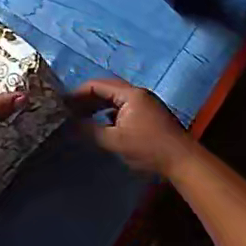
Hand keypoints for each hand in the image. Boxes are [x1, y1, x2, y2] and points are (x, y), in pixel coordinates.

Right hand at [68, 78, 197, 176]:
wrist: (182, 160)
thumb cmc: (148, 148)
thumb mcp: (115, 141)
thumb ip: (90, 131)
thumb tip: (70, 124)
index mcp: (130, 94)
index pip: (97, 85)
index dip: (78, 93)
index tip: (63, 104)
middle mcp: (138, 94)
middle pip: (107, 89)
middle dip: (87, 98)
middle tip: (69, 110)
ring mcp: (145, 104)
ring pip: (116, 99)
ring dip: (98, 106)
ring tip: (81, 117)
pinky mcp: (149, 115)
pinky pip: (124, 107)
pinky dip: (109, 113)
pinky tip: (101, 124)